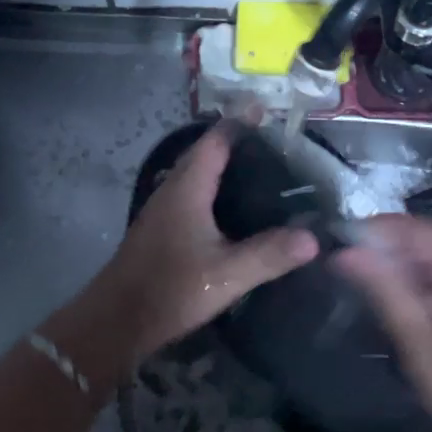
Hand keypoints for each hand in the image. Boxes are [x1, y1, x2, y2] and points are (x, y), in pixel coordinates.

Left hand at [86, 123, 318, 359]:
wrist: (117, 320)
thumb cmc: (170, 289)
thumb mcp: (227, 274)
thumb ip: (269, 254)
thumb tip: (314, 237)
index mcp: (188, 188)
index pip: (216, 141)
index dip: (240, 123)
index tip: (268, 111)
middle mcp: (173, 190)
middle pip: (206, 154)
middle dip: (237, 143)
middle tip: (276, 144)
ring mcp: (163, 209)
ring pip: (197, 175)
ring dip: (225, 167)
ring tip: (264, 172)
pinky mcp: (161, 230)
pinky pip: (193, 195)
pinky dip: (215, 190)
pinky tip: (236, 211)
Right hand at [333, 215, 431, 431]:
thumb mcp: (424, 346)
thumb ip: (385, 290)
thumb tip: (346, 251)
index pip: (409, 226)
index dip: (368, 232)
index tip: (335, 250)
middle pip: (430, 242)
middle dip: (390, 256)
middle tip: (352, 284)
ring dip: (413, 276)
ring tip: (381, 303)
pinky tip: (423, 320)